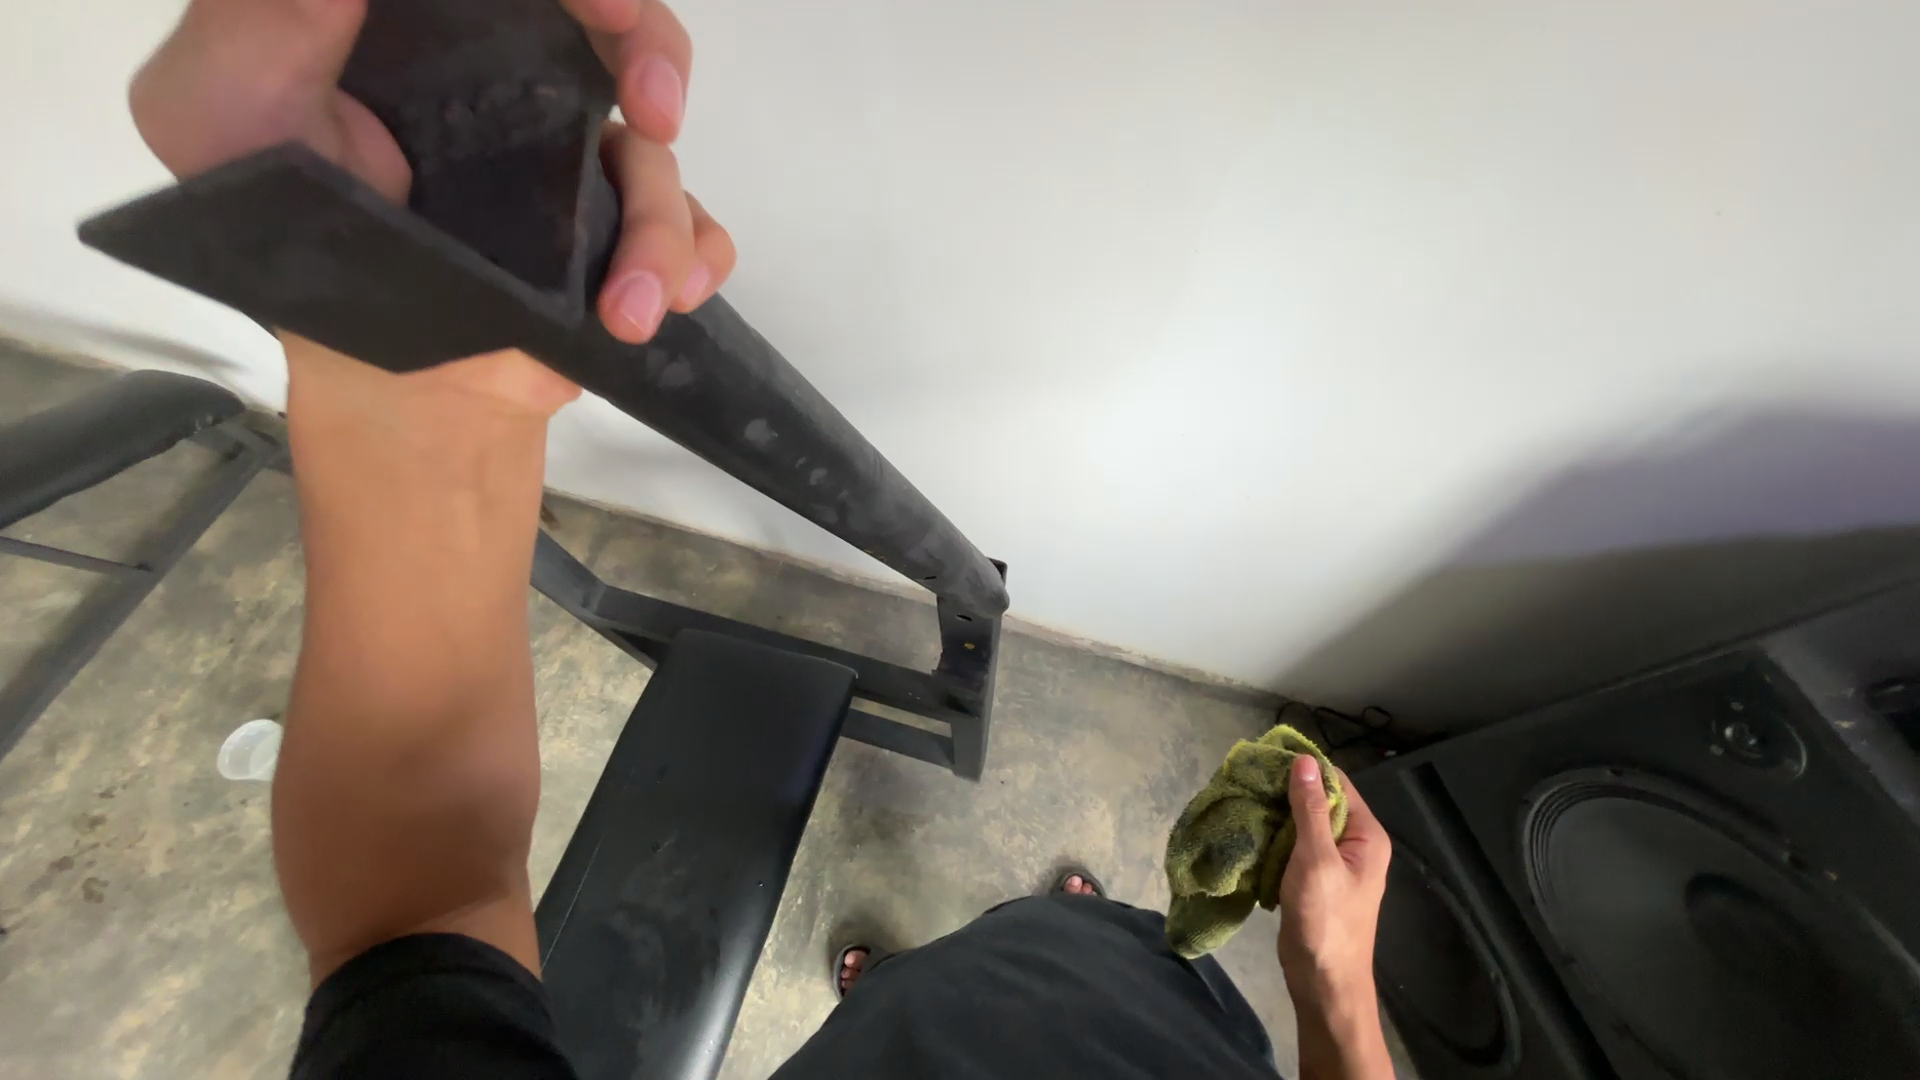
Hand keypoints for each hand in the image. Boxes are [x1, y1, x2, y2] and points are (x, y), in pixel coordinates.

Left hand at [127, 0, 735, 416]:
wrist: (402, 381)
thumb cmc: (303, 248)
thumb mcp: (223, 115)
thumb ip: (267, 20)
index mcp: (448, 39)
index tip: (600, 5)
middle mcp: (532, 93)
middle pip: (631, 37)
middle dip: (659, 59)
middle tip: (659, 116)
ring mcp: (591, 174)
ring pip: (665, 165)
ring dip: (661, 240)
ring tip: (626, 315)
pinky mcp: (629, 242)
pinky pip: (703, 235)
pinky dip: (701, 265)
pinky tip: (673, 301)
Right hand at [1279, 756, 1394, 1079]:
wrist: (1323, 980)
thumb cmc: (1325, 918)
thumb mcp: (1316, 858)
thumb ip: (1311, 809)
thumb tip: (1304, 760)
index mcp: (1367, 836)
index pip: (1338, 783)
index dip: (1306, 767)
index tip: (1268, 757)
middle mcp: (1354, 844)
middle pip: (1320, 800)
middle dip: (1286, 790)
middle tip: (1249, 779)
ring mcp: (1333, 862)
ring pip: (1303, 822)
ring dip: (1277, 813)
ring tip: (1244, 798)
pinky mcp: (1313, 876)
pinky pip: (1293, 843)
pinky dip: (1274, 835)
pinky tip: (1251, 828)